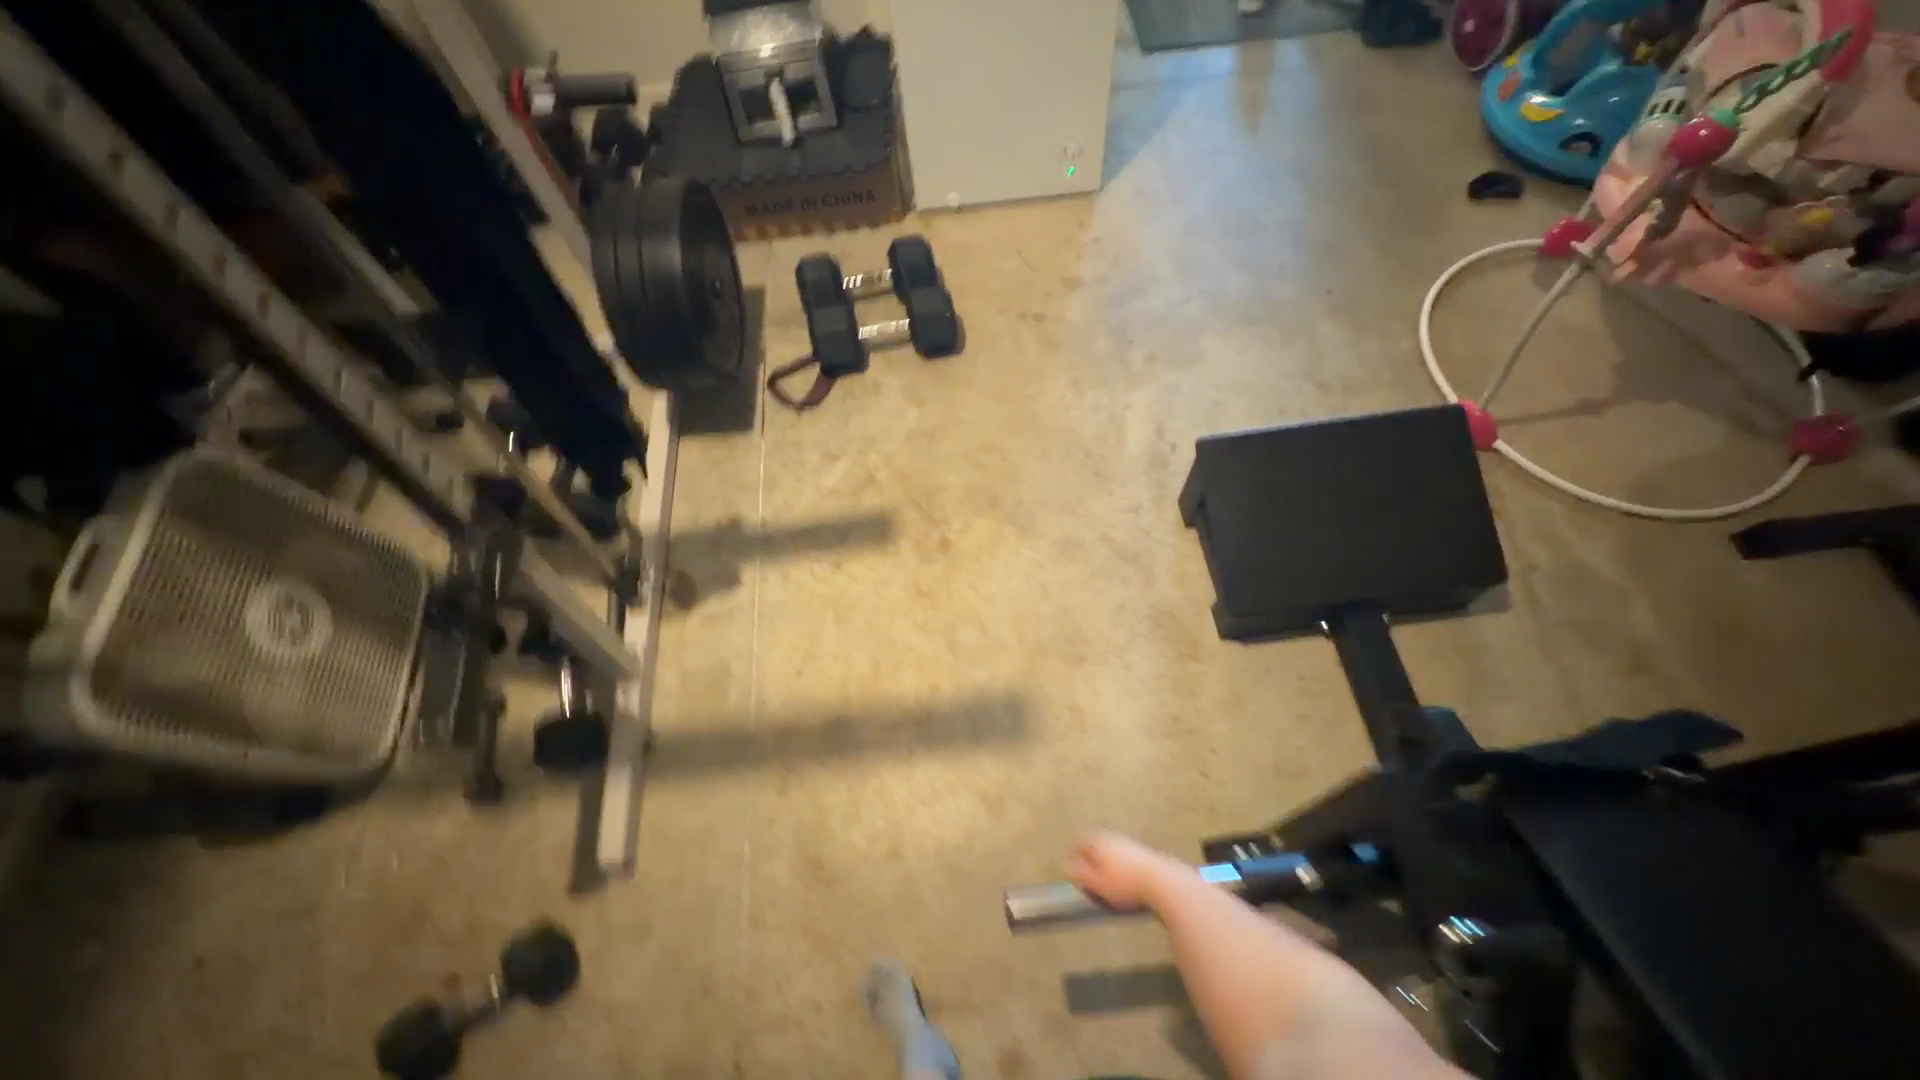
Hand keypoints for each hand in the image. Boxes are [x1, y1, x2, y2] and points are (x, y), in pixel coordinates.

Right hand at [1066, 831, 1190, 911]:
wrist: (1163, 882)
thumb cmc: (1125, 883)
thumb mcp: (1097, 883)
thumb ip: (1080, 873)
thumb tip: (1067, 864)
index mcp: (1099, 841)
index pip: (1080, 840)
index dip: (1074, 853)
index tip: (1074, 869)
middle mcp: (1114, 837)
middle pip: (1096, 843)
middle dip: (1091, 859)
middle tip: (1090, 878)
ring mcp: (1131, 843)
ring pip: (1112, 850)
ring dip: (1107, 864)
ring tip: (1108, 884)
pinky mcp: (1145, 853)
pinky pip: (1126, 858)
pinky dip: (1121, 868)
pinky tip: (1126, 883)